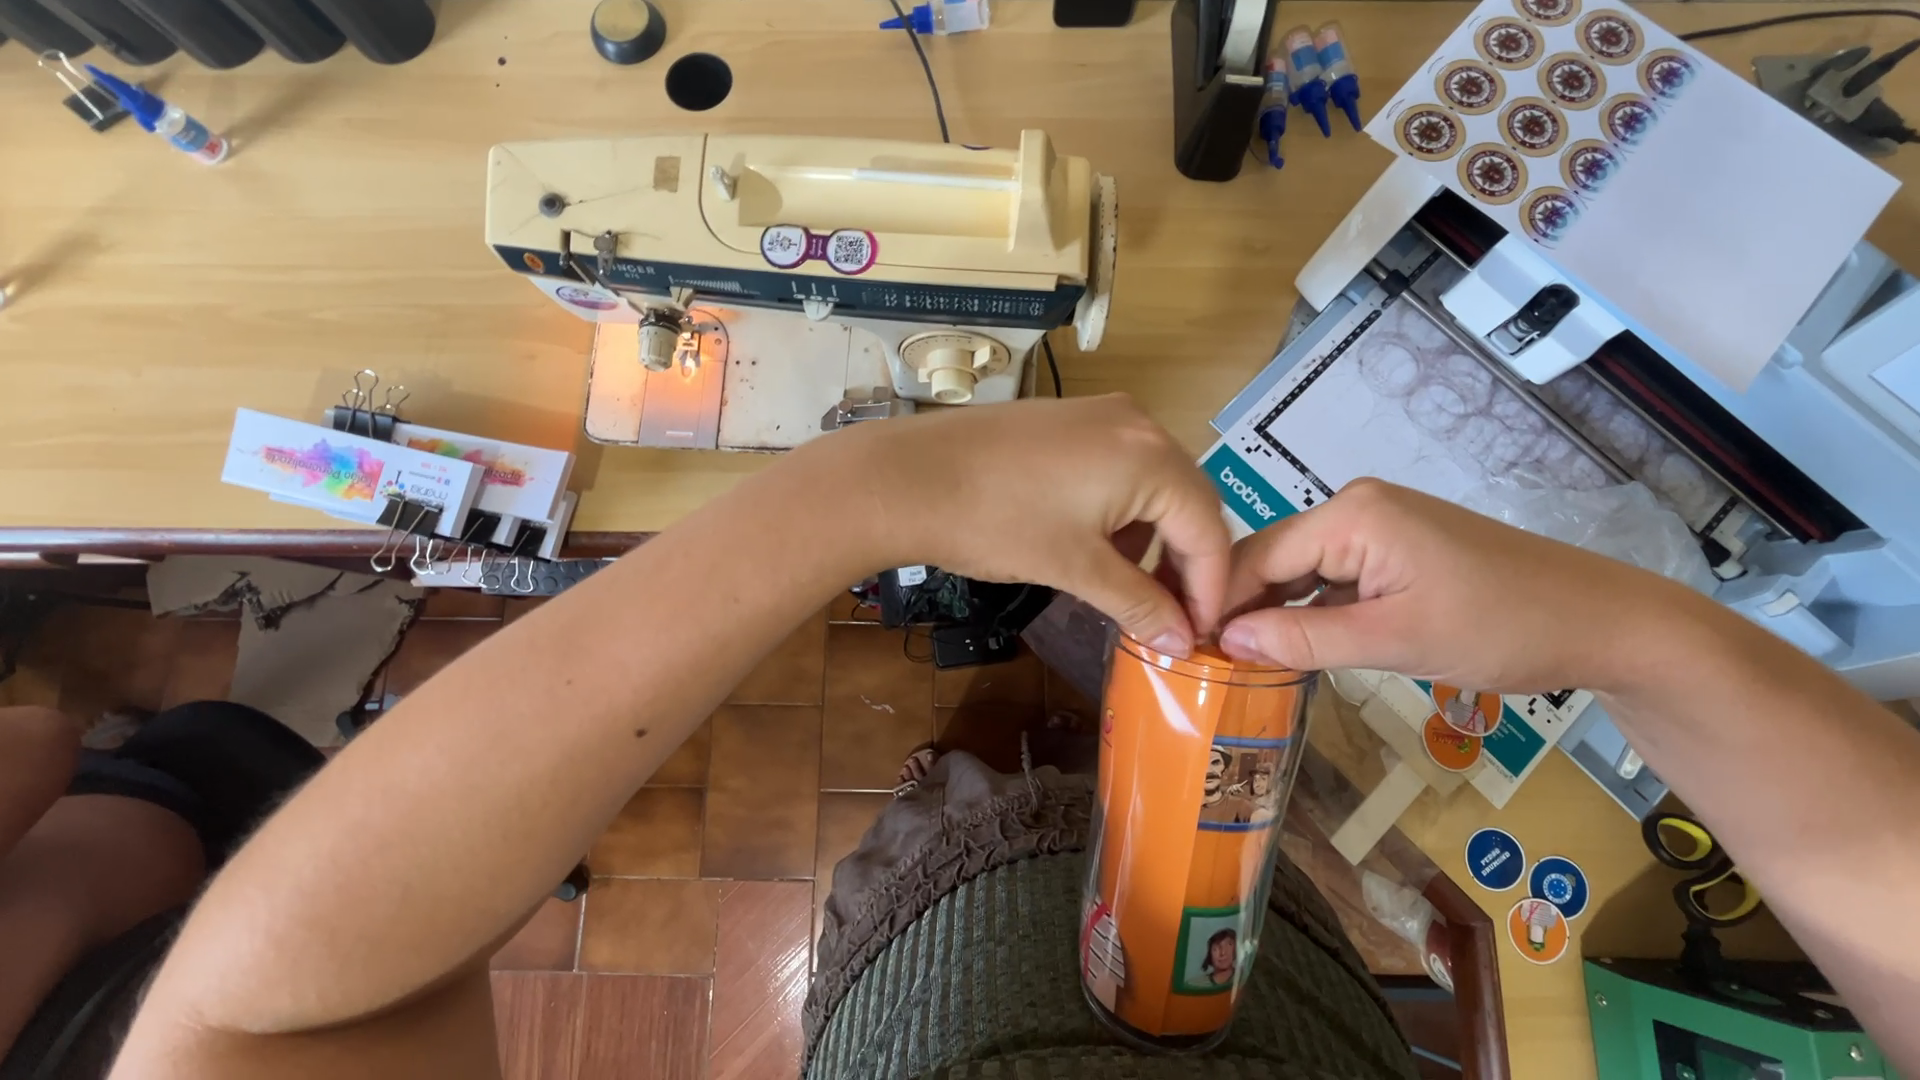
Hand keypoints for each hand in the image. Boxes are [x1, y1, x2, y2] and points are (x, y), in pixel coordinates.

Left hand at [832, 395, 1231, 656]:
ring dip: (1150, 538)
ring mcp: (1099, 414)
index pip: (1208, 528)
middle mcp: (1137, 422)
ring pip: (1152, 484)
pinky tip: (1094, 544)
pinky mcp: (1066, 420)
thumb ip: (1138, 603)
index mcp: (1151, 455)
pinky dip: (1119, 512)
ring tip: (1129, 587)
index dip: (1211, 588)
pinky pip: (1117, 468)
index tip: (1199, 635)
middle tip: (1172, 616)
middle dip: (1184, 563)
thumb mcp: (1075, 568)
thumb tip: (1183, 642)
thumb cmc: (996, 523)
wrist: (905, 476)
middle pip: (1186, 500)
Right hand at [1214, 479, 1685, 690]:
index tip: (1188, 648)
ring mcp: (1376, 526)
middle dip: (1240, 607)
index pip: (1257, 555)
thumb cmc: (1502, 627)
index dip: (1219, 602)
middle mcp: (1355, 508)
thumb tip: (1226, 640)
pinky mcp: (1393, 550)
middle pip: (1273, 558)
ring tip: (1236, 656)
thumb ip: (1303, 639)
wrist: (1605, 623)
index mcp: (1351, 514)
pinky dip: (1307, 611)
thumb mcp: (1395, 640)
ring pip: (1299, 570)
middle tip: (1207, 658)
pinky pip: (1330, 578)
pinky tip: (1288, 643)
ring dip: (1272, 612)